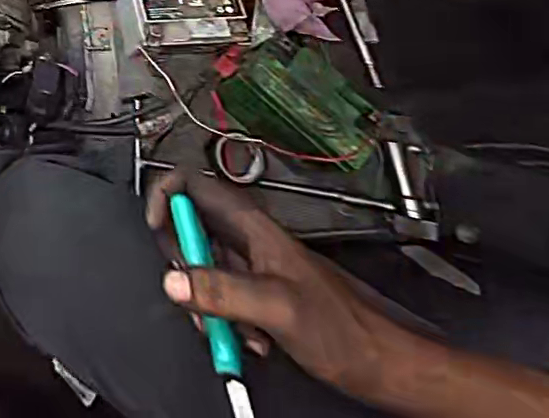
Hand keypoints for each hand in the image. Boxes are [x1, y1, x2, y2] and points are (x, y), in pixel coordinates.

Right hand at [147, 171, 410, 400]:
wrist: (389, 367)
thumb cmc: (351, 331)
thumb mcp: (278, 307)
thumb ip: (221, 291)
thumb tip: (174, 280)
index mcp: (249, 223)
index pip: (189, 182)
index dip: (164, 198)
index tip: (159, 228)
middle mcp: (244, 236)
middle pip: (185, 224)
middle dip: (181, 260)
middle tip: (190, 286)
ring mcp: (248, 262)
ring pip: (199, 262)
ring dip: (202, 296)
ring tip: (227, 324)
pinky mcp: (252, 288)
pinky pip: (215, 291)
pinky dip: (219, 314)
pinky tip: (245, 334)